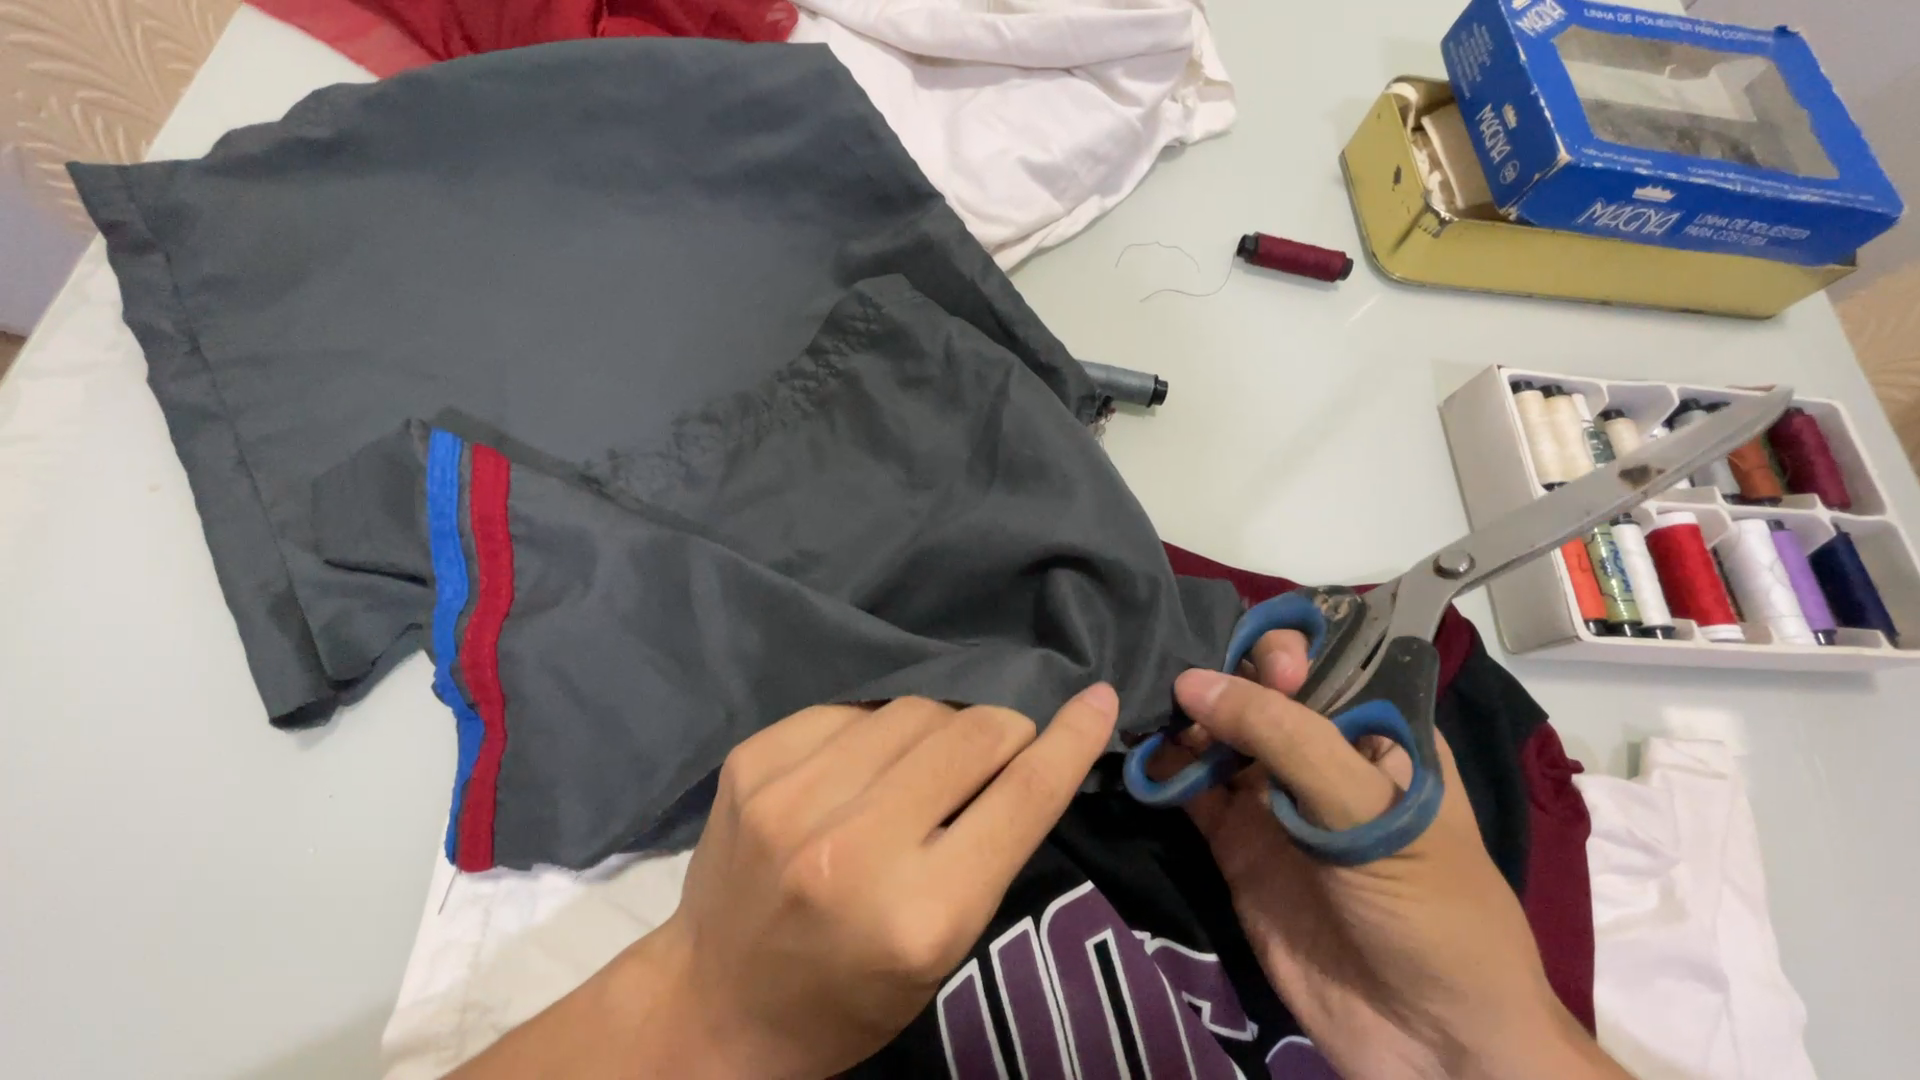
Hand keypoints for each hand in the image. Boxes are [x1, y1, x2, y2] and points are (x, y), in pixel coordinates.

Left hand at [454, 686, 1118, 1079]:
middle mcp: (855, 847)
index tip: (1097, 699)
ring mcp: (793, 797)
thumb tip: (1029, 749)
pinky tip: (860, 766)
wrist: (715, 1003)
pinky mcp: (753, 762)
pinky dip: (874, 730)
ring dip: (938, 728)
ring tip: (921, 765)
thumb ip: (989, 848)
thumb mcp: (942, 947)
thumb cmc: (850, 995)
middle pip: (969, 732)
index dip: (1069, 741)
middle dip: (1000, 731)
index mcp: (921, 912)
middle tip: (993, 752)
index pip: (1021, 796)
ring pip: (912, 709)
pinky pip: (849, 709)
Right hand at [1160, 635, 1623, 1079]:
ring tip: (1147, 711)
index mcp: (1377, 732)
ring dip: (1181, 721)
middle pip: (1256, 692)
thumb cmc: (1428, 907)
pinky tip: (1140, 757)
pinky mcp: (1235, 841)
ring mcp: (1273, 799)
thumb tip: (1190, 681)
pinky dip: (1163, 772)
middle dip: (1217, 680)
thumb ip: (1282, 736)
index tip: (1262, 670)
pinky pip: (1190, 790)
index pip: (1322, 662)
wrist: (1428, 1041)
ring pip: (1216, 736)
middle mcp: (1319, 754)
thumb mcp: (1371, 808)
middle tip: (1179, 688)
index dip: (1284, 652)